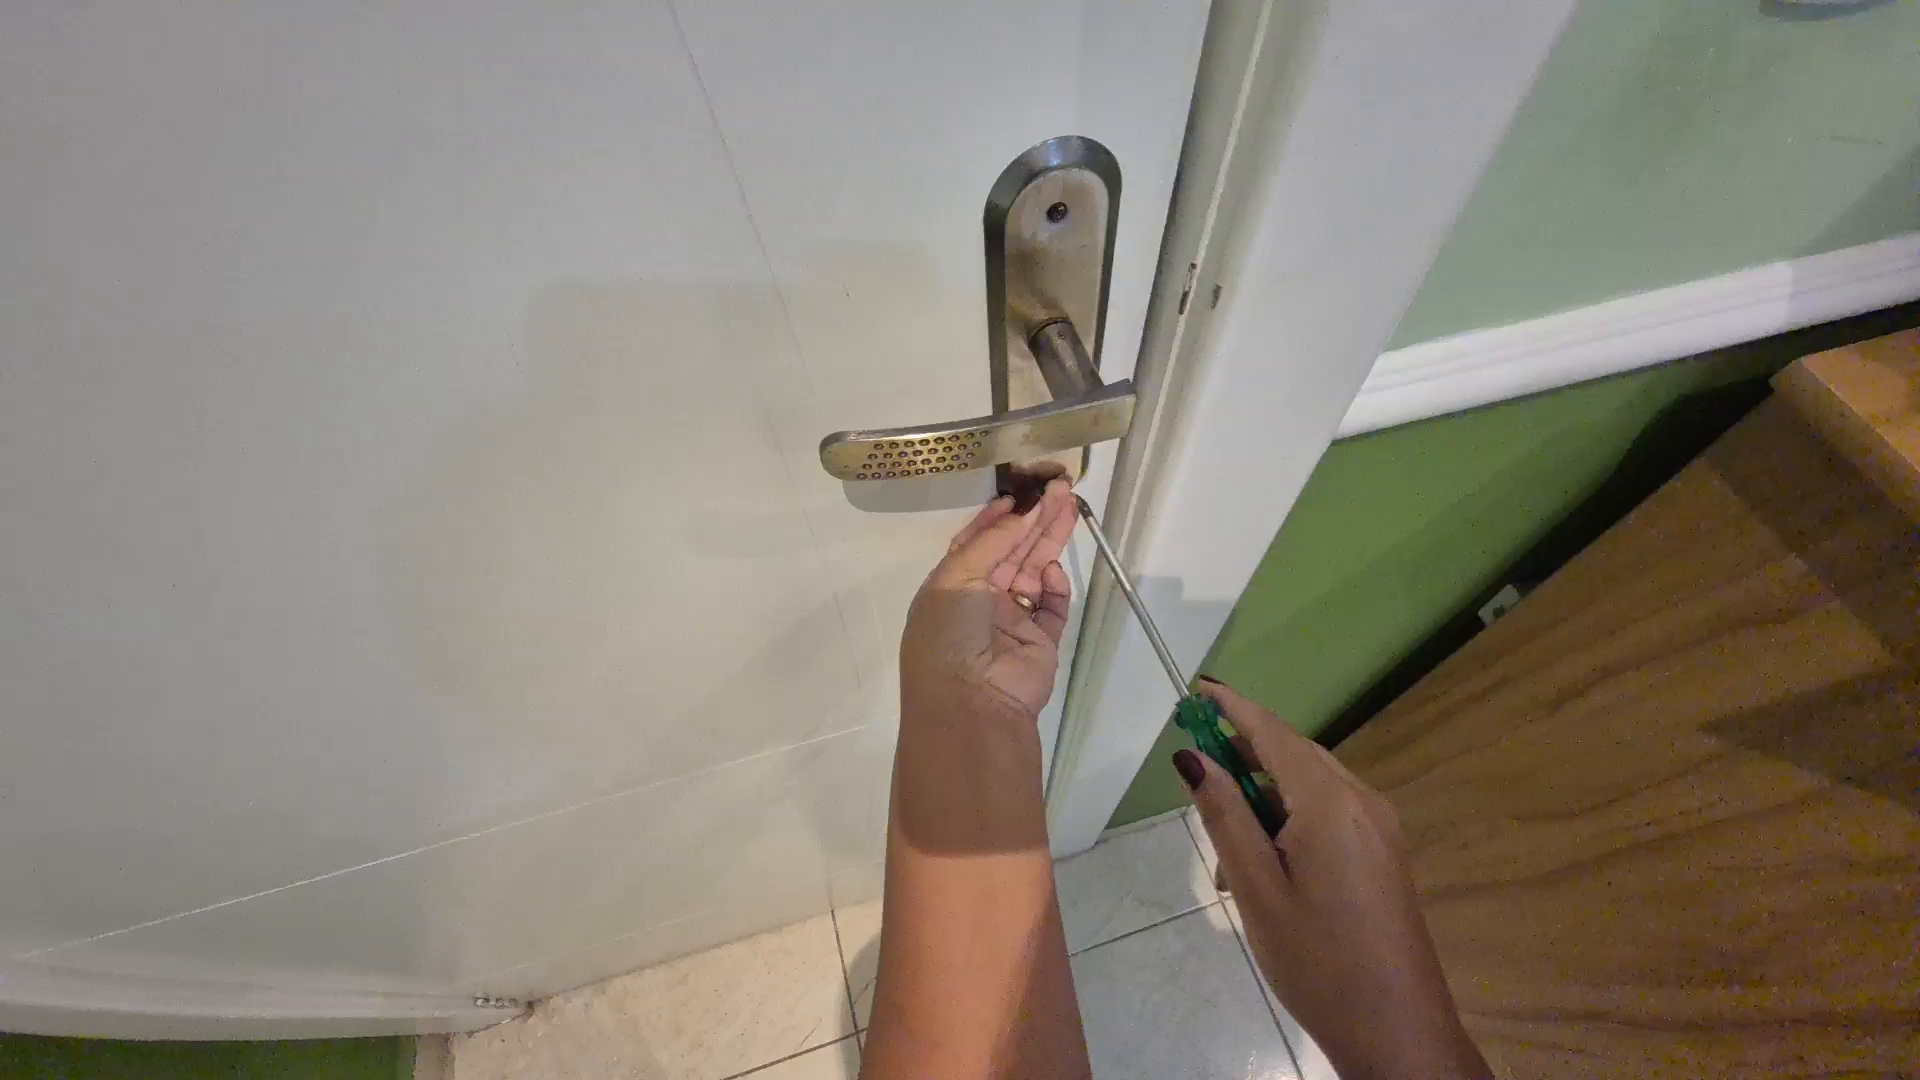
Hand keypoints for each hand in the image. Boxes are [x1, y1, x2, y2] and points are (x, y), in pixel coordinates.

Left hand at [899, 480, 1077, 725]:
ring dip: (1051, 540)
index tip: (1018, 494)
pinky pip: (1054, 607)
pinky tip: (1055, 569)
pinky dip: (1057, 587)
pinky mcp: (1040, 641)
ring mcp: (1012, 621)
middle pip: (1012, 551)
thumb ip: (989, 542)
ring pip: (1036, 572)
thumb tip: (1019, 513)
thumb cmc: (949, 635)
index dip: (997, 518)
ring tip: (1070, 505)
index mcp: (951, 587)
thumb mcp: (954, 579)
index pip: (976, 543)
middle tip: (1059, 487)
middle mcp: (981, 602)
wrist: (972, 703)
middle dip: (1034, 520)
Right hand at [1176, 679, 1489, 1079]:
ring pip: (1309, 779)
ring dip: (1263, 787)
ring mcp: (1379, 826)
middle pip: (1292, 750)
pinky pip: (1328, 807)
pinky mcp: (1384, 850)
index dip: (1232, 707)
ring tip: (1225, 838)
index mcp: (1329, 804)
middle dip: (1242, 747)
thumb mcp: (1255, 888)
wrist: (1403, 1040)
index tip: (1196, 689)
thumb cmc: (1318, 962)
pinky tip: (1265, 855)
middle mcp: (1361, 801)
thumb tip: (1192, 756)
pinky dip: (1288, 811)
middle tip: (1196, 765)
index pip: (1272, 733)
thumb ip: (1224, 814)